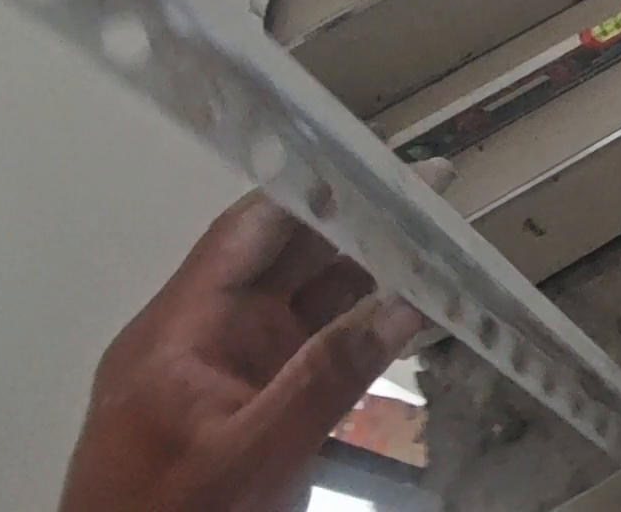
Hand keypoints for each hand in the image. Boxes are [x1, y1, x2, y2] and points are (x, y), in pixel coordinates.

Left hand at [58, 159, 453, 511]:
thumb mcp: (245, 458)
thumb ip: (323, 379)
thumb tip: (405, 304)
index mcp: (181, 328)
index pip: (249, 231)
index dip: (311, 188)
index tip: (374, 162)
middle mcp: (214, 330)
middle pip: (294, 253)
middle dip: (360, 219)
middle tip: (430, 189)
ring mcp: (246, 362)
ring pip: (320, 292)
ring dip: (377, 264)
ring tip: (438, 233)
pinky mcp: (272, 393)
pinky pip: (331, 337)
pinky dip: (374, 315)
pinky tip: (420, 298)